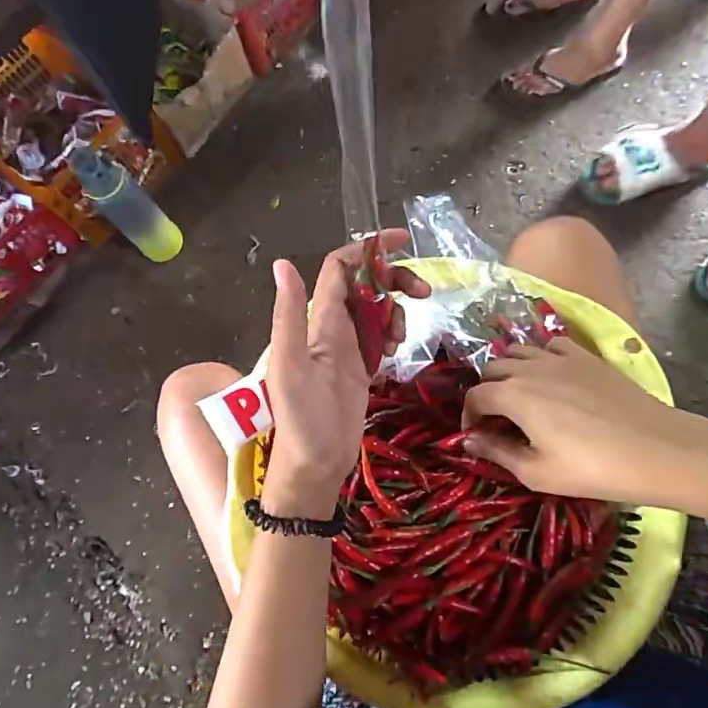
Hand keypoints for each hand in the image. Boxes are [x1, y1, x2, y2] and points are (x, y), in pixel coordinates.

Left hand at [264, 230, 428, 516]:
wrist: (313, 464)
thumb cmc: (301, 418)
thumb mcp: (290, 364)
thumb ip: (289, 314)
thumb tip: (283, 264)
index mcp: (316, 321)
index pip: (340, 269)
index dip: (368, 250)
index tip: (402, 243)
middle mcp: (331, 328)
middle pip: (365, 285)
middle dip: (394, 280)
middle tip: (423, 292)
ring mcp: (347, 348)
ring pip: (376, 309)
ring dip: (396, 309)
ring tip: (401, 335)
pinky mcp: (361, 367)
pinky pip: (380, 336)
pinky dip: (393, 332)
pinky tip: (396, 348)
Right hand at [460, 338, 703, 506]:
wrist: (656, 449)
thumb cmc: (591, 468)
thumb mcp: (536, 472)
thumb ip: (497, 452)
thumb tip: (469, 440)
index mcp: (512, 395)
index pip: (475, 396)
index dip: (469, 416)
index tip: (477, 436)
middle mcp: (530, 368)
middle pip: (493, 369)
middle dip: (487, 392)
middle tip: (497, 419)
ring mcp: (560, 358)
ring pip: (519, 352)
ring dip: (510, 371)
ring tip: (520, 397)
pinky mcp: (587, 357)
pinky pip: (551, 345)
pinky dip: (541, 357)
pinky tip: (552, 378)